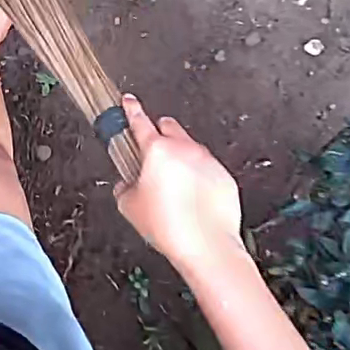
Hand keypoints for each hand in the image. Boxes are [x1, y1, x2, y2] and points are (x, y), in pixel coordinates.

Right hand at [114, 93, 245, 274]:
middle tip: (152, 149)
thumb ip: (124, 186)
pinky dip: (198, 174)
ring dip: (179, 155)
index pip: (140, 120)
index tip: (129, 100)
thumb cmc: (168, 226)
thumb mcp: (128, 204)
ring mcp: (208, 162)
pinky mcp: (225, 178)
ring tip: (172, 180)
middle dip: (159, 132)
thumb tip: (126, 184)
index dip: (131, 108)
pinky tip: (191, 195)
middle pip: (169, 126)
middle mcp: (184, 149)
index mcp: (156, 150)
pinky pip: (207, 167)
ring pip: (190, 147)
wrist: (207, 248)